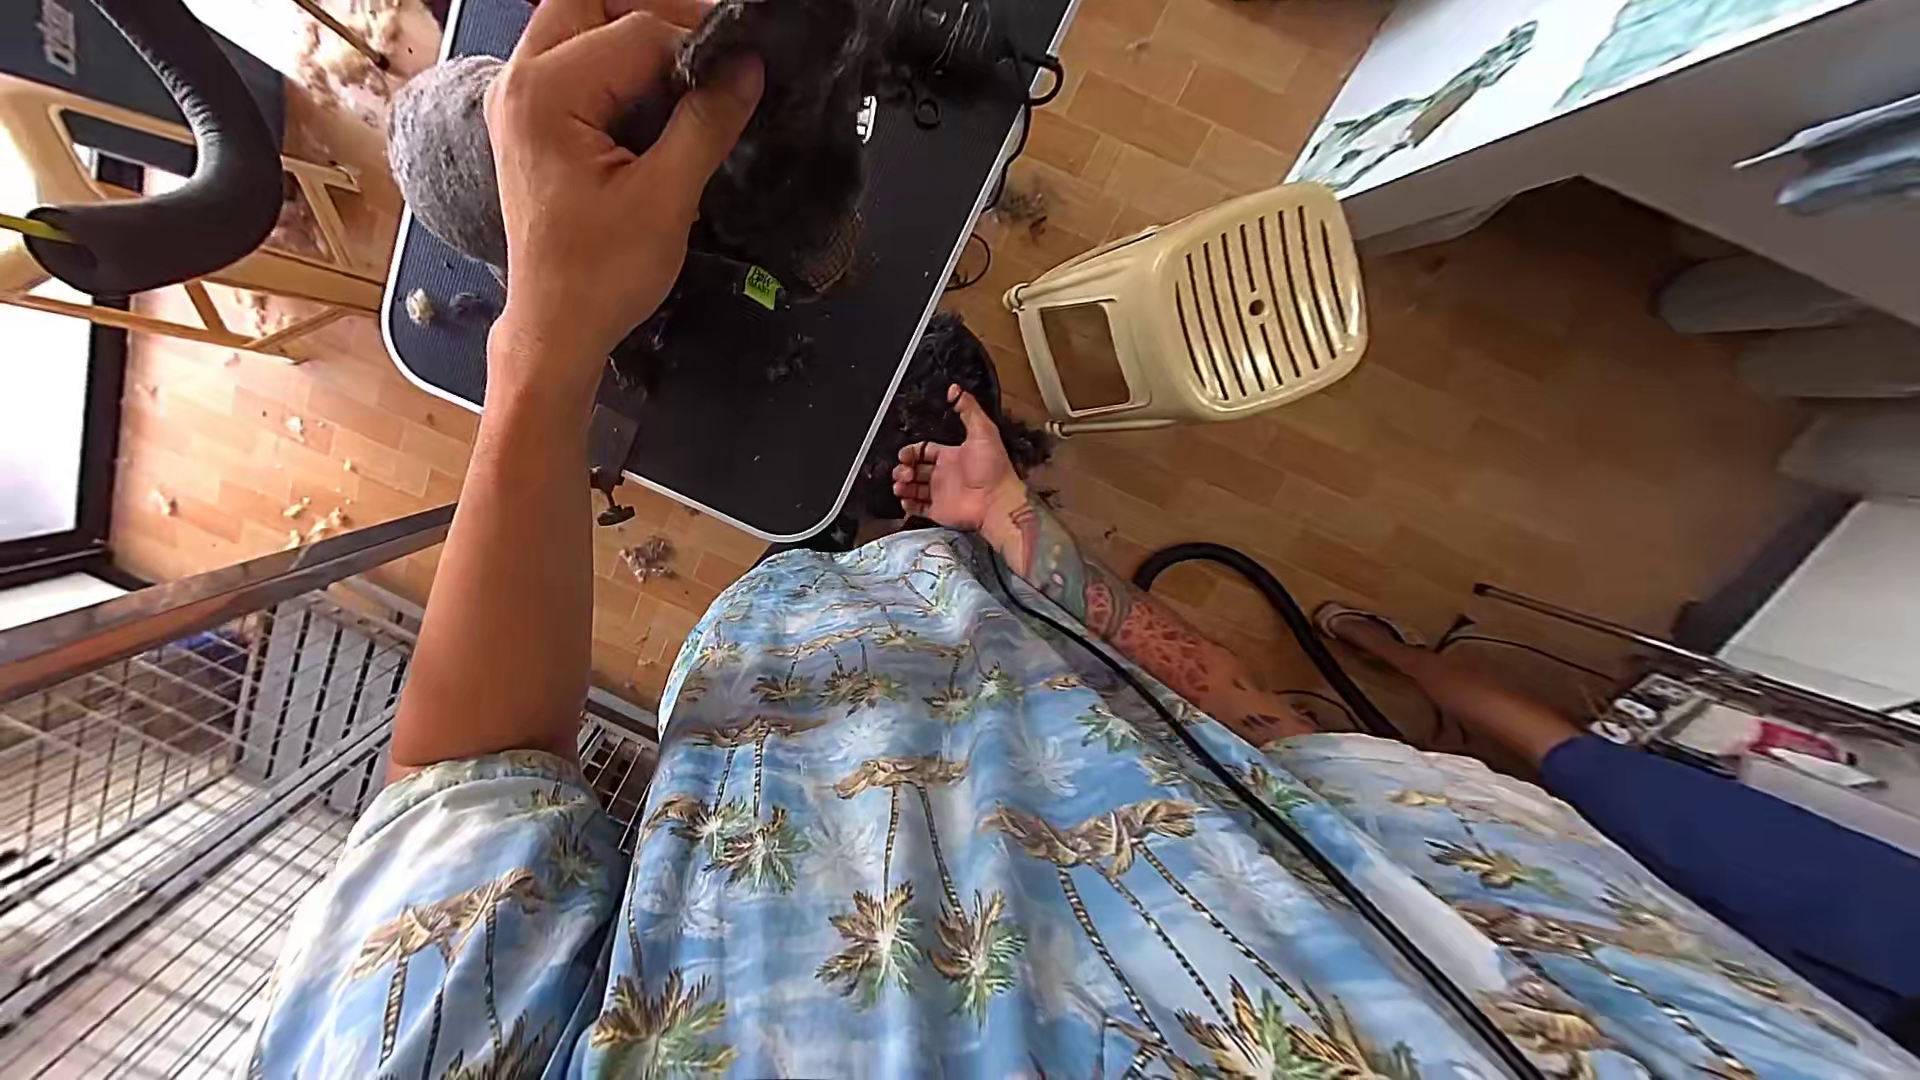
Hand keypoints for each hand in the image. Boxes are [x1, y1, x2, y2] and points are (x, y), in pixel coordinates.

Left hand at [484, 0, 763, 396]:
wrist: (560, 325)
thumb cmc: (609, 272)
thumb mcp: (665, 201)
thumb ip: (704, 127)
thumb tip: (749, 69)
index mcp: (547, 91)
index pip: (634, 32)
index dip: (697, 42)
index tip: (748, 66)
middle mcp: (521, 79)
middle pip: (587, 4)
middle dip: (654, 17)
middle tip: (712, 54)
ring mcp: (522, 103)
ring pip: (577, 31)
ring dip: (634, 40)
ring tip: (693, 76)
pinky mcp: (536, 131)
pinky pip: (576, 72)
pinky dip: (619, 73)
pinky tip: (658, 105)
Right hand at [892, 385, 1025, 530]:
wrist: (996, 501)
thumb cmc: (993, 469)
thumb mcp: (983, 431)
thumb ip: (969, 409)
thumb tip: (956, 390)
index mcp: (952, 456)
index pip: (925, 450)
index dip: (912, 451)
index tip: (904, 453)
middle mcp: (945, 474)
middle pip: (915, 469)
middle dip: (903, 468)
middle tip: (902, 470)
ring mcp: (941, 493)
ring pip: (913, 488)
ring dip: (902, 485)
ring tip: (901, 484)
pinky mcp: (938, 511)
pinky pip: (917, 508)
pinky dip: (908, 505)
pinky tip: (905, 499)